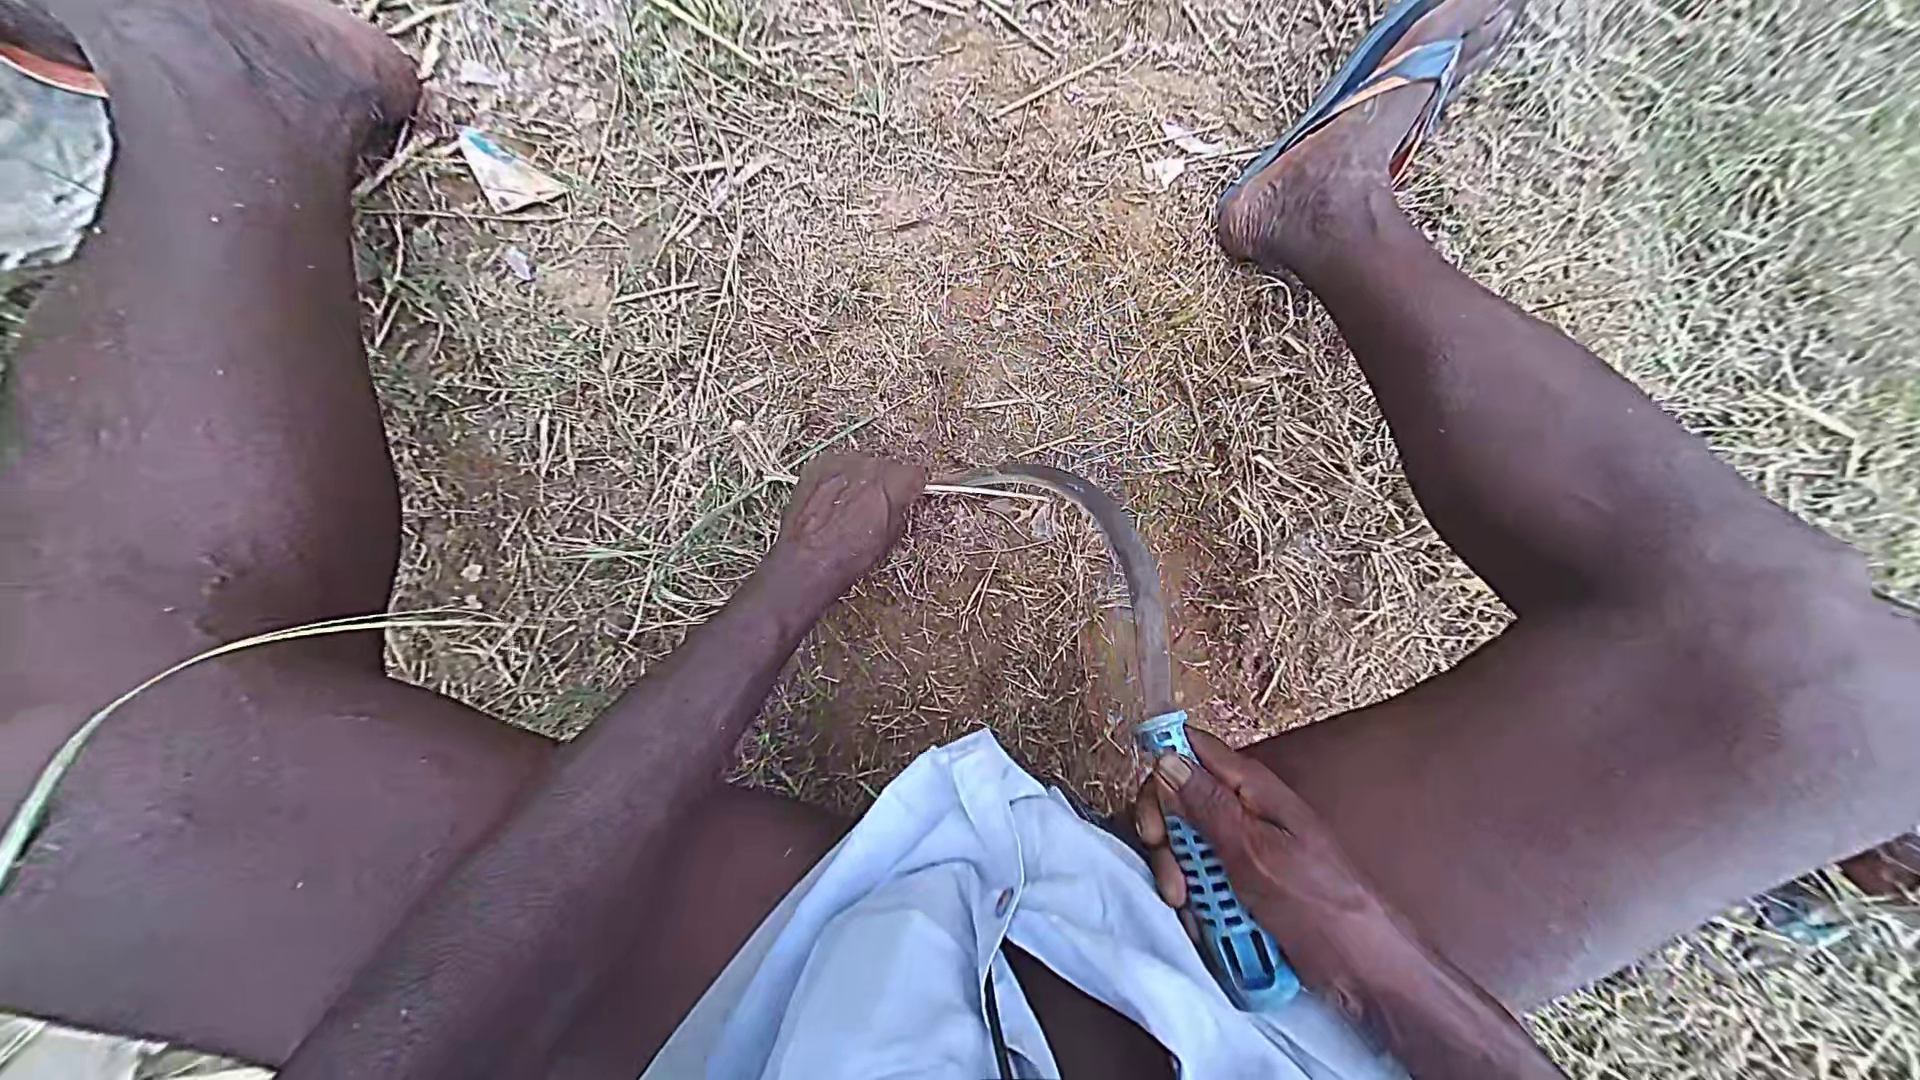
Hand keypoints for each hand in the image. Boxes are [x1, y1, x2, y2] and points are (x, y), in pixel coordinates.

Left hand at [769, 454, 925, 598]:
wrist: (810, 558)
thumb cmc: (853, 554)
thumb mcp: (891, 537)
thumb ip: (900, 509)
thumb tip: (900, 501)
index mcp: (896, 481)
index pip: (915, 473)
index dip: (910, 488)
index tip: (905, 497)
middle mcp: (871, 464)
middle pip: (887, 465)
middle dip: (883, 482)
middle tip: (874, 505)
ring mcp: (842, 461)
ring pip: (860, 463)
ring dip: (858, 478)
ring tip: (848, 504)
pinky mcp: (817, 465)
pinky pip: (834, 466)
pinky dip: (835, 478)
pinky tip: (829, 500)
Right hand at [1134, 728, 1436, 1008]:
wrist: (1372, 979)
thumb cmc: (1323, 912)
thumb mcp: (1256, 855)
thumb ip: (1207, 804)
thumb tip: (1166, 758)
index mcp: (1250, 786)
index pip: (1188, 748)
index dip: (1161, 770)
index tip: (1155, 816)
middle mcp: (1243, 806)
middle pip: (1179, 798)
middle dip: (1167, 837)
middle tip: (1175, 876)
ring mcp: (1243, 842)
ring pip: (1187, 840)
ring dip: (1181, 873)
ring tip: (1194, 906)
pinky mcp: (1244, 876)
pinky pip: (1203, 873)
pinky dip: (1198, 896)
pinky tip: (1207, 921)